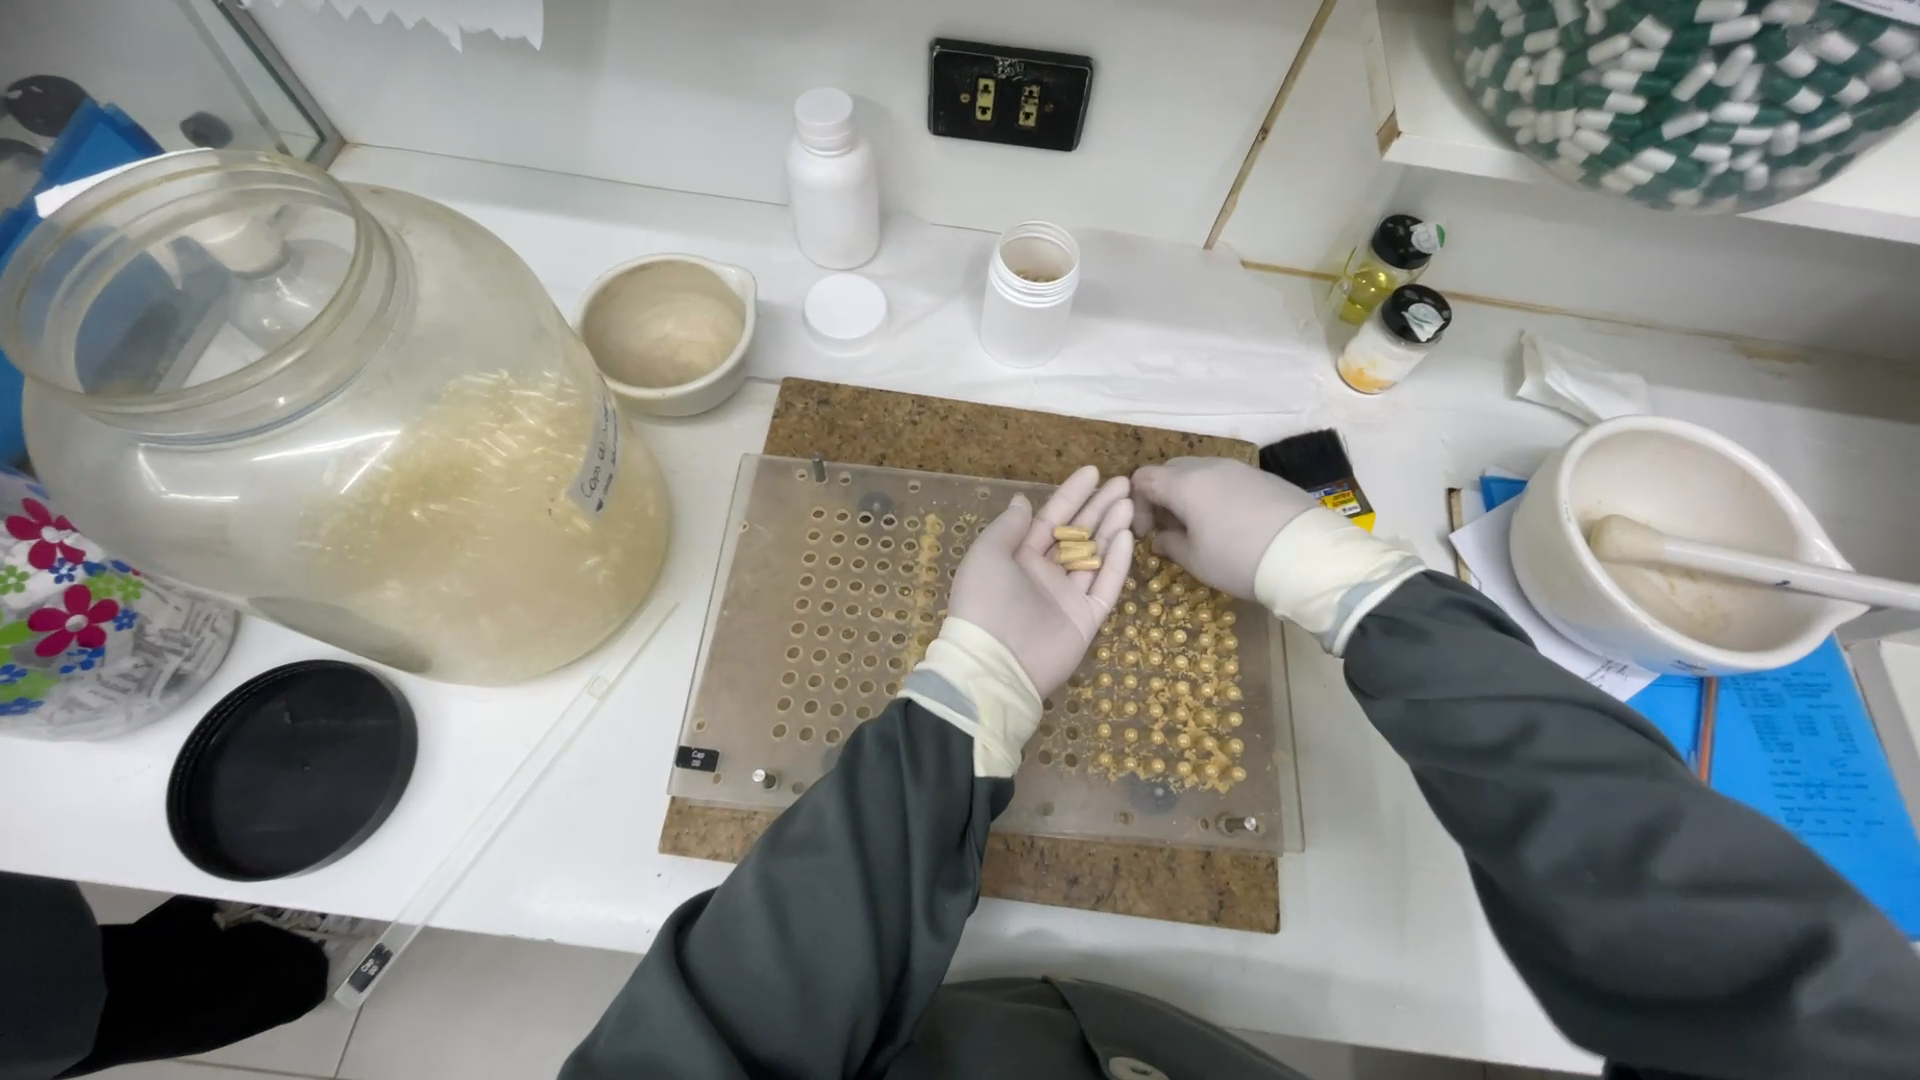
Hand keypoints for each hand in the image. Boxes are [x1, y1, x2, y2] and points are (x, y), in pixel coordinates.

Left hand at [948, 465, 1134, 696]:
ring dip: (1112, 529)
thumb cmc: (985, 601)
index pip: (1050, 519)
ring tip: (1129, 503)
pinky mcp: (1086, 618)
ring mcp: (1068, 597)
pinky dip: (1117, 563)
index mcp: (1019, 558)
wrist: (996, 662)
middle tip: (1124, 482)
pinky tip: (1128, 537)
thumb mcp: (987, 555)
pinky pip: (1105, 586)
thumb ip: (1009, 527)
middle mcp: (1045, 574)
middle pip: (1078, 534)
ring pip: (1096, 556)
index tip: (1093, 472)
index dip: (1071, 495)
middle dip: (1099, 507)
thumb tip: (1023, 501)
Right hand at [1129, 457, 1317, 599]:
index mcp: (1185, 484)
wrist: (1306, 554)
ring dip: (1191, 495)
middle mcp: (1209, 467)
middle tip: (1171, 528)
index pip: (1143, 478)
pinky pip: (1227, 479)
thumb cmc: (1239, 559)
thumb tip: (1161, 538)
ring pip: (1201, 472)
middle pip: (1171, 470)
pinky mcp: (1264, 477)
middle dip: (1163, 496)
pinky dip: (1217, 495)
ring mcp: (1239, 468)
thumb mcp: (1196, 561)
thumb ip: (1170, 544)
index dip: (1137, 504)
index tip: (1147, 532)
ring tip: (1202, 526)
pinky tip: (1231, 522)